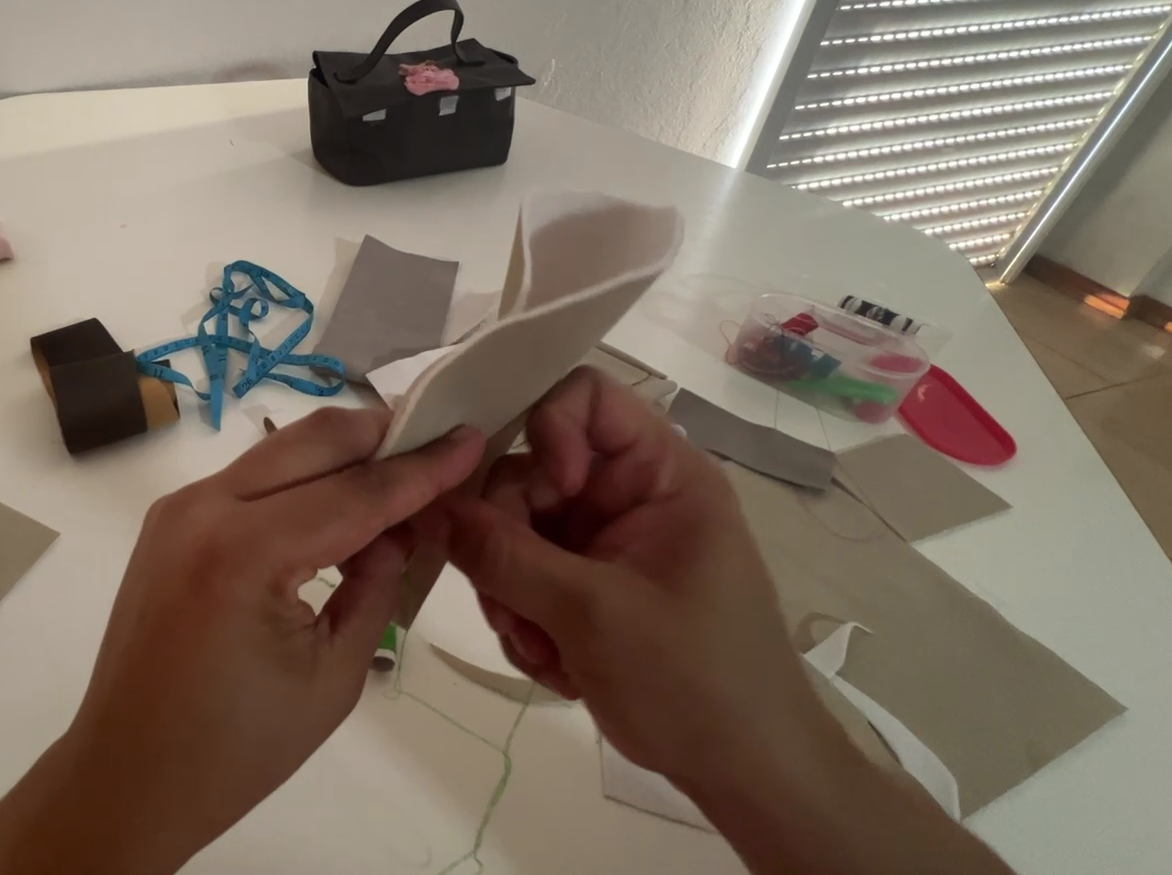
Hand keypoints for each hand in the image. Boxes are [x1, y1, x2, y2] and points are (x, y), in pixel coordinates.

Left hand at [0, 407, 482, 874]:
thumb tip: (411, 525)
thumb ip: (378, 584)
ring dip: (342, 454)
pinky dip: (302, 478)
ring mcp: (179, 506)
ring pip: (280, 449)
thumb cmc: (235, 748)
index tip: (470, 437)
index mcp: (242, 552)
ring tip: (398, 473)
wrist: (127, 774)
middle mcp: (204, 507)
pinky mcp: (172, 517)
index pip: (354, 492)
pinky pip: (252, 477)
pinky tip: (337, 501)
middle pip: (311, 440)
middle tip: (436, 441)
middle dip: (380, 433)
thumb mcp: (333, 675)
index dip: (421, 468)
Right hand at [440, 367, 1014, 874]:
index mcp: (657, 472)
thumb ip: (505, 556)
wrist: (744, 775)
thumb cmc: (697, 681)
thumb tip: (427, 508)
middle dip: (507, 539)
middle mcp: (621, 492)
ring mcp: (597, 537)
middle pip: (528, 471)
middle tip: (509, 604)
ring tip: (537, 648)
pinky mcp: (578, 579)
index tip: (549, 495)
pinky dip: (520, 614)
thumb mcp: (595, 613)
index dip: (548, 428)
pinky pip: (518, 569)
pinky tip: (549, 660)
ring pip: (512, 526)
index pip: (585, 397)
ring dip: (508, 589)